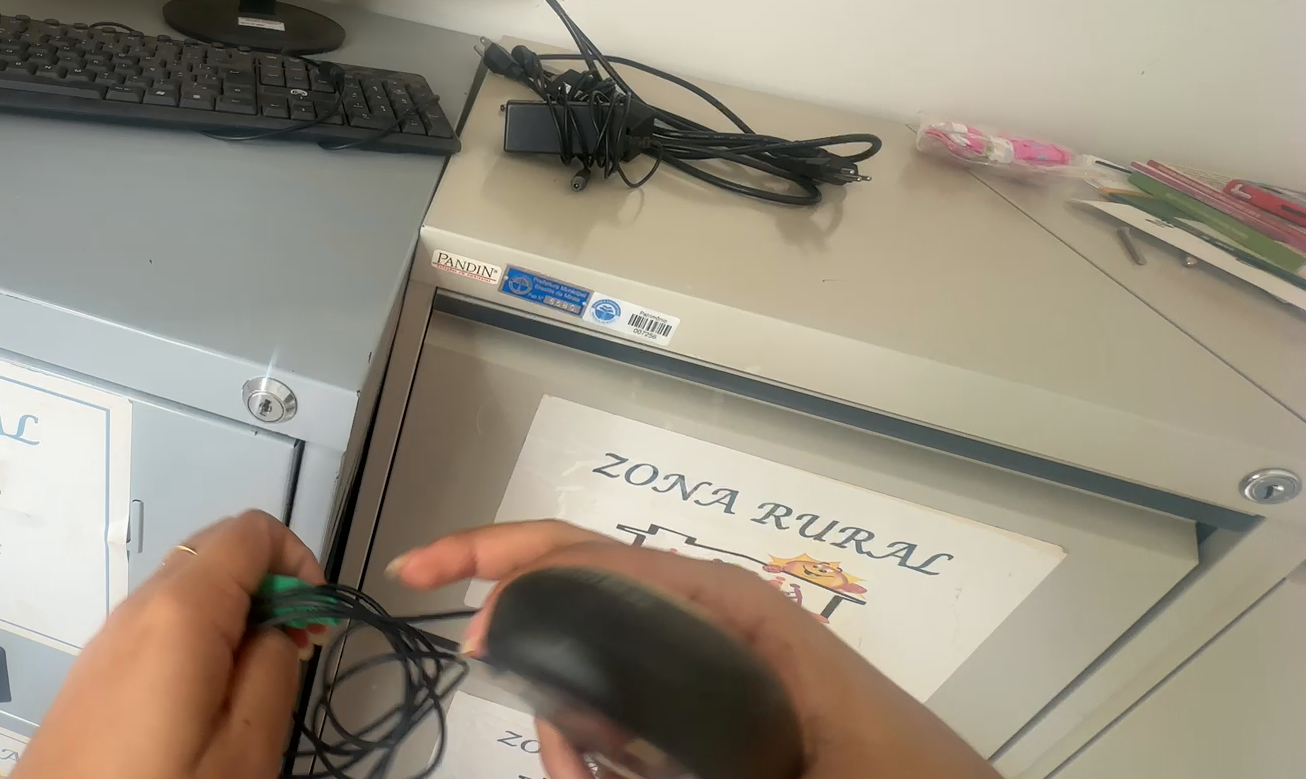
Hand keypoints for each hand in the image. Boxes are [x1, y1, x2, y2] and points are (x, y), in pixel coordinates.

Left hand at [11, 510, 321, 778]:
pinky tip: (208, 692)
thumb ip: (274, 666)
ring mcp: (112, 632)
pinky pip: (162, 617)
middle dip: (270, 579)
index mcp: (182, 608)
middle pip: (220, 547)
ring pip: (191, 582)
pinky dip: (201, 628)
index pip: (251, 530)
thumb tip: (272, 627)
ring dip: (237, 606)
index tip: (314, 620)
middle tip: (296, 644)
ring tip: (256, 676)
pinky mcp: (97, 666)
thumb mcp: (244, 748)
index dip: (297, 558)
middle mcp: (142, 603)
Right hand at [391, 520, 996, 778]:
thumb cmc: (884, 777)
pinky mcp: (704, 686)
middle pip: (569, 563)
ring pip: (585, 638)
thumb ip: (650, 727)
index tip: (444, 605)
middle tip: (425, 584)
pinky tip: (591, 767)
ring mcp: (701, 642)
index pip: (581, 552)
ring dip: (556, 702)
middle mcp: (699, 602)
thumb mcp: (761, 753)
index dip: (500, 565)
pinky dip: (587, 731)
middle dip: (497, 579)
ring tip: (573, 771)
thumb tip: (561, 721)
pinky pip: (617, 686)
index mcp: (715, 597)